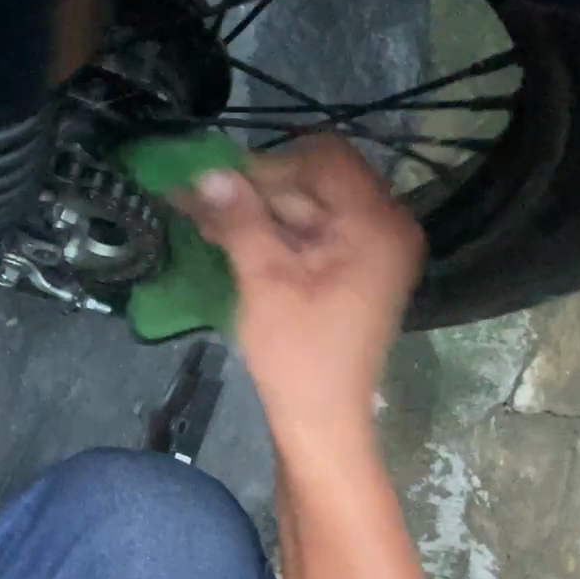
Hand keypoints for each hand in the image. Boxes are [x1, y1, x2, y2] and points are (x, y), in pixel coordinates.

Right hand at [176, 134, 424, 447]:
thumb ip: (241, 220)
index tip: (215, 181)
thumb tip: (208, 174)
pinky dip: (269, 236)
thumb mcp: (264, 280)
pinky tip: (227, 238)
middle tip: (196, 198)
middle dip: (254, 190)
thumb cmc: (296, 352)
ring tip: (201, 218)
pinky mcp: (350, 273)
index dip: (267, 164)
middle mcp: (383, 227)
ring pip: (306, 212)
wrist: (319, 419)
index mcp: (376, 223)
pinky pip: (309, 238)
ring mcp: (369, 252)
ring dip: (255, 213)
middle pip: (315, 185)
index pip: (325, 160)